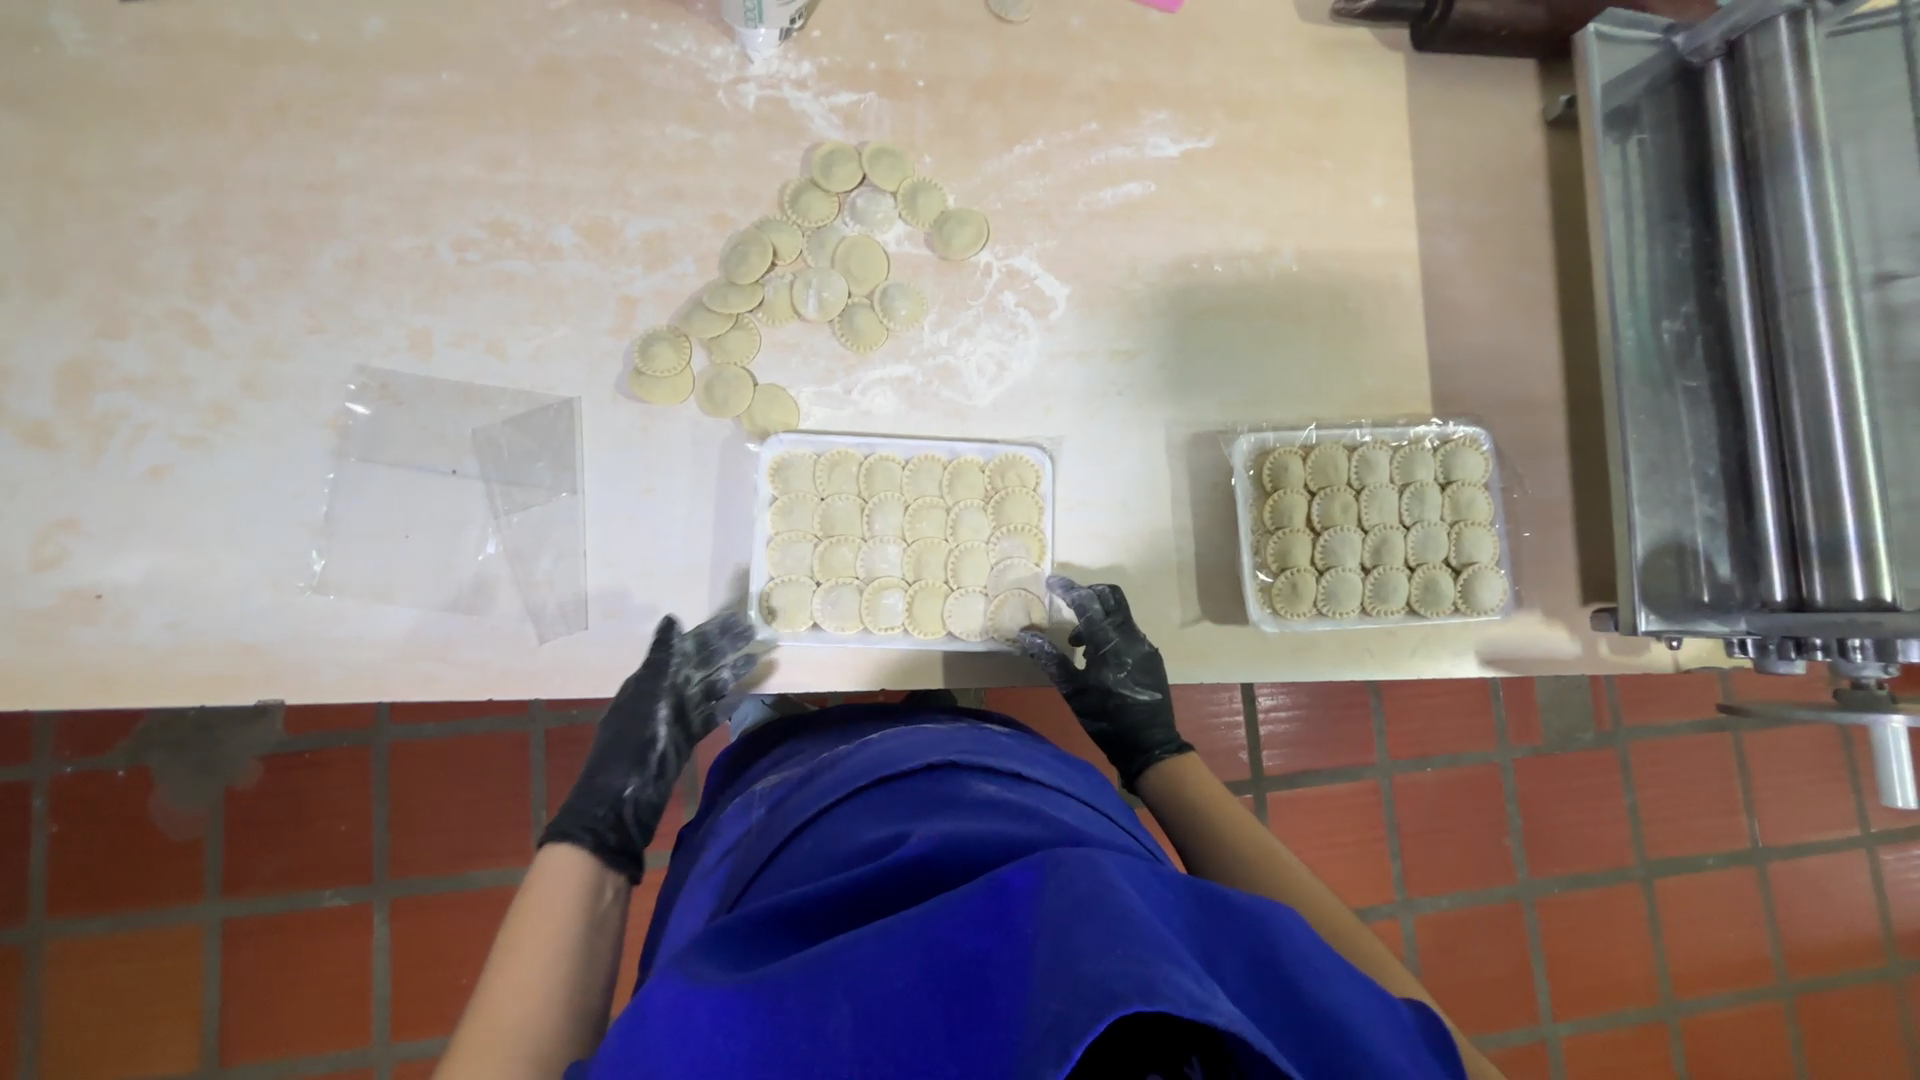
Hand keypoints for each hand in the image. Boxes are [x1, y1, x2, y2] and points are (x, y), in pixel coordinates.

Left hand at [539, 612, 759, 881]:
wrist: (619, 803)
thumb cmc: (629, 744)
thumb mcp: (645, 695)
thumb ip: (661, 659)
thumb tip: (673, 619)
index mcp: (649, 680)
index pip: (685, 647)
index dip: (711, 632)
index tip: (739, 618)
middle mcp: (662, 695)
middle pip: (699, 665)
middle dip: (726, 648)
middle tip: (756, 633)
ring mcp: (672, 719)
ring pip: (707, 689)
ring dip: (730, 674)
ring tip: (757, 660)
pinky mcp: (682, 742)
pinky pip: (707, 717)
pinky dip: (724, 706)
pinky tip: (744, 695)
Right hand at [1015, 575, 1191, 790]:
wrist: (1150, 745)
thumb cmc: (1106, 719)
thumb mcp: (1072, 691)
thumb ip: (1050, 658)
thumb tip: (1025, 634)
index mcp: (1110, 642)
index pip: (1087, 602)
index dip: (1068, 589)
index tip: (1051, 582)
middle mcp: (1131, 636)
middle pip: (1111, 596)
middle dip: (1088, 593)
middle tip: (1068, 602)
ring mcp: (1145, 645)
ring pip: (1119, 614)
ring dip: (1097, 617)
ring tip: (1077, 643)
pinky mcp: (1151, 656)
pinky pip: (1127, 632)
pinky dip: (1109, 633)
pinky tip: (1097, 657)